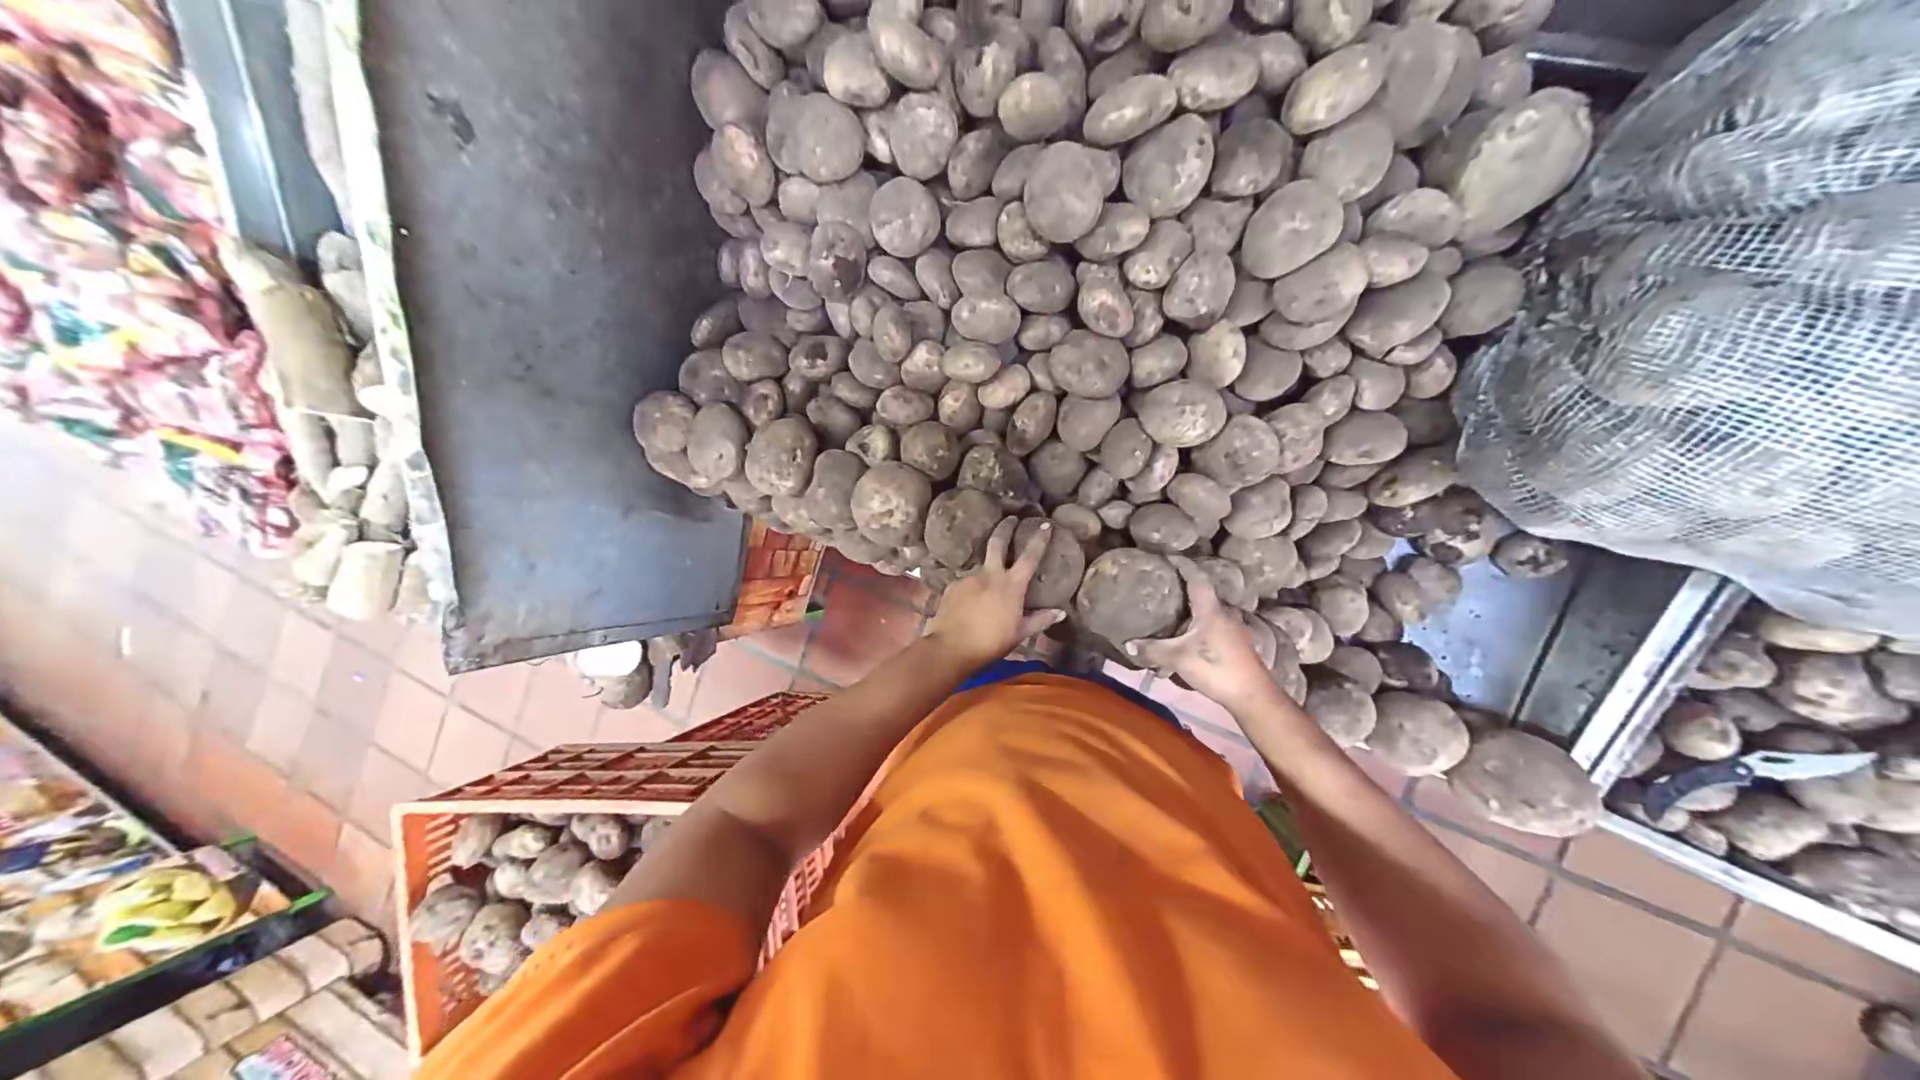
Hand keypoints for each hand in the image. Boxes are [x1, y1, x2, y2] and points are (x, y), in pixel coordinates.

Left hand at [924, 518, 1066, 669]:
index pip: (1030, 556)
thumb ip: (1040, 620)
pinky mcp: (952, 586)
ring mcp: (968, 578)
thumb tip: (1061, 612)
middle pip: (998, 542)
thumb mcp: (1020, 633)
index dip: (1039, 539)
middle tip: (1011, 518)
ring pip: (982, 568)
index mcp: (1011, 585)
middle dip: (1005, 527)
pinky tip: (971, 604)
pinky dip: (973, 590)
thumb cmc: (991, 642)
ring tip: (988, 592)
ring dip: (988, 572)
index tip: (1045, 525)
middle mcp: (990, 574)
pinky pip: (967, 584)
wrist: (951, 647)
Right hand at [1125, 557, 1278, 715]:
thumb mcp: (1178, 658)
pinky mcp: (1237, 647)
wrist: (1253, 696)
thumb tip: (1126, 645)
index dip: (1183, 565)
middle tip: (1163, 590)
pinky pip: (1211, 633)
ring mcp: (1233, 631)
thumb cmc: (1216, 667)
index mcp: (1211, 609)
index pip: (1197, 578)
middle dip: (1184, 592)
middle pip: (1202, 597)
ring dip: (1190, 618)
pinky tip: (1184, 651)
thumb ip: (1152, 650)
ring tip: (1169, 624)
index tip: (1169, 556)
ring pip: (1207, 618)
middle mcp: (1225, 615)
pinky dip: (1196, 635)